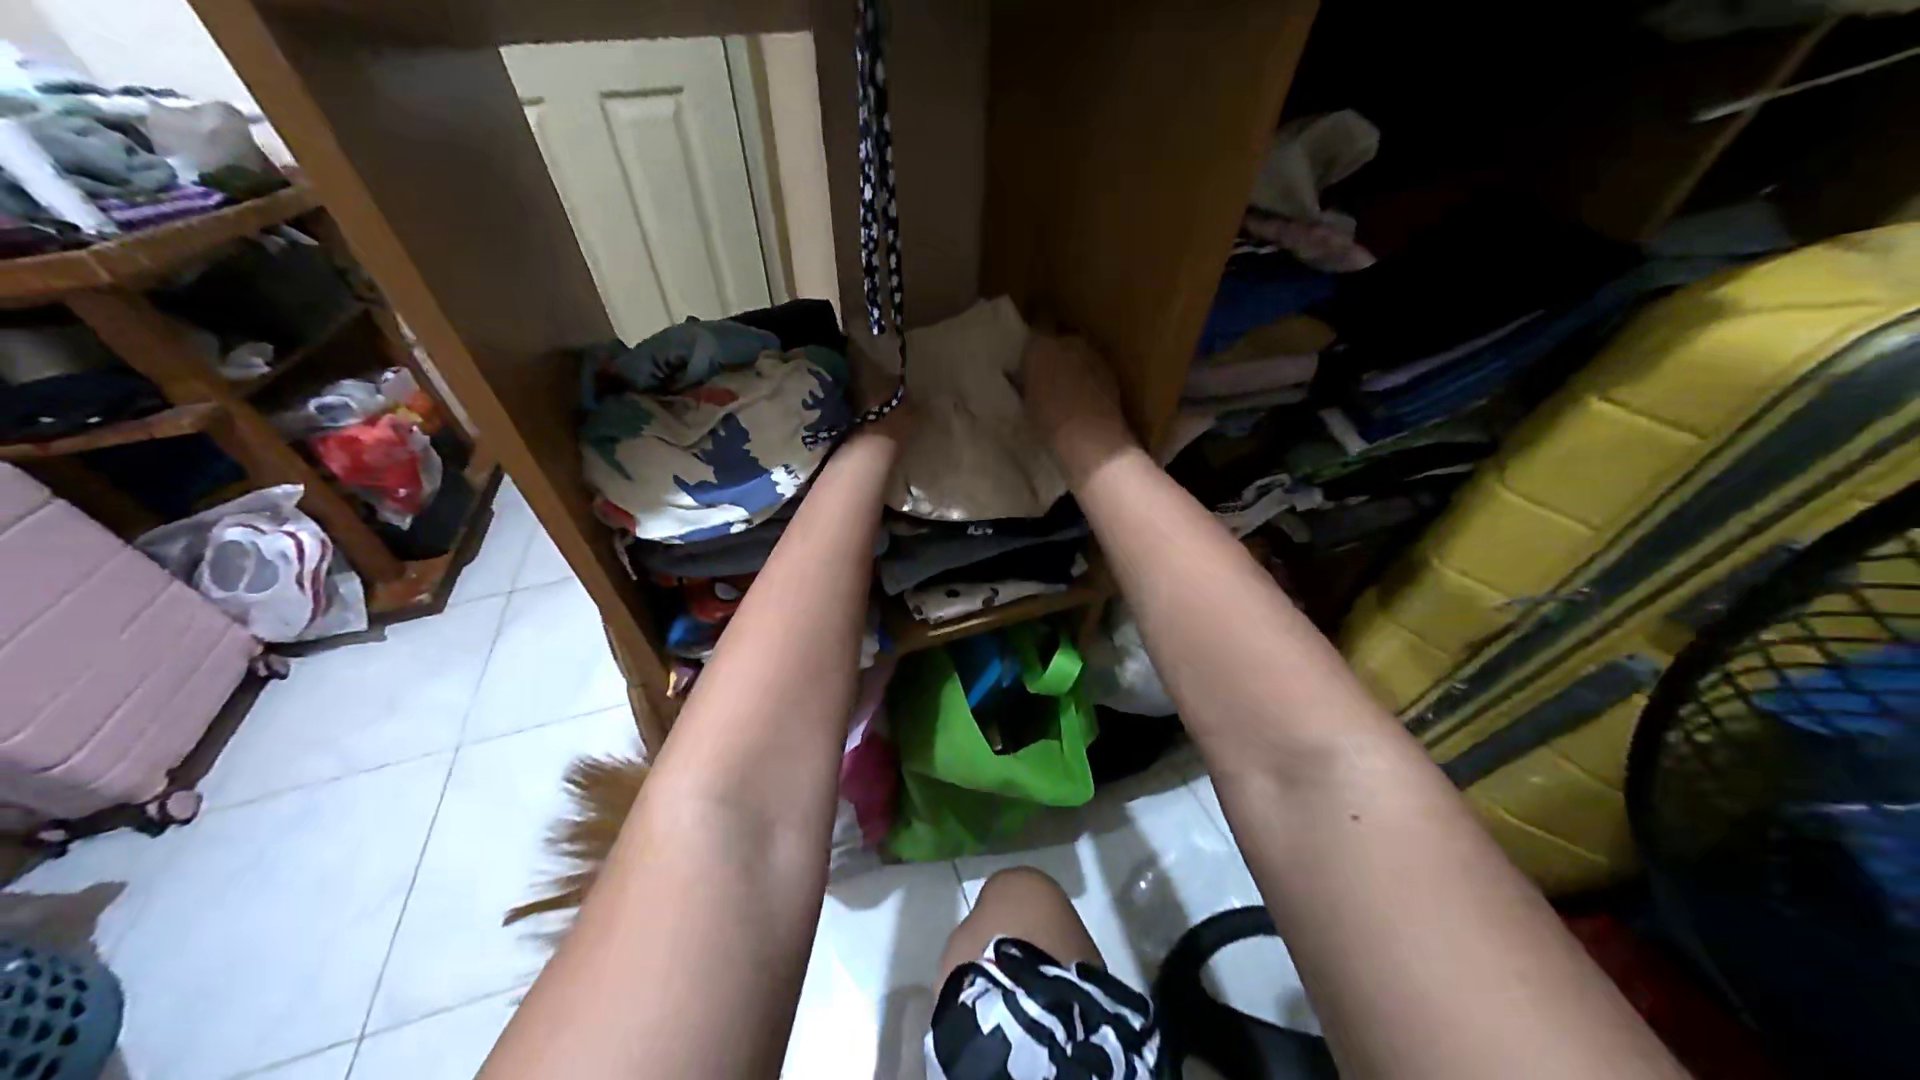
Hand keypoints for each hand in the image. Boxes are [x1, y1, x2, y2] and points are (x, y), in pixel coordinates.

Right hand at [1020, 333, 1138, 483]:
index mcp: (1041, 347)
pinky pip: (1093, 369)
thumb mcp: (1026, 403)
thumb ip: (1024, 384)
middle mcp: (1068, 341)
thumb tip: (1021, 379)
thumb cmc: (1049, 421)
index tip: (1027, 367)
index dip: (1031, 352)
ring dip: (1073, 367)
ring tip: (1067, 392)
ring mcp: (1093, 354)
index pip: (1033, 338)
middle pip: (1059, 342)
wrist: (1091, 436)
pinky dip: (1089, 379)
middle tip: (1046, 380)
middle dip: (1054, 357)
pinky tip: (1085, 399)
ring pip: (1078, 355)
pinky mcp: (1110, 370)